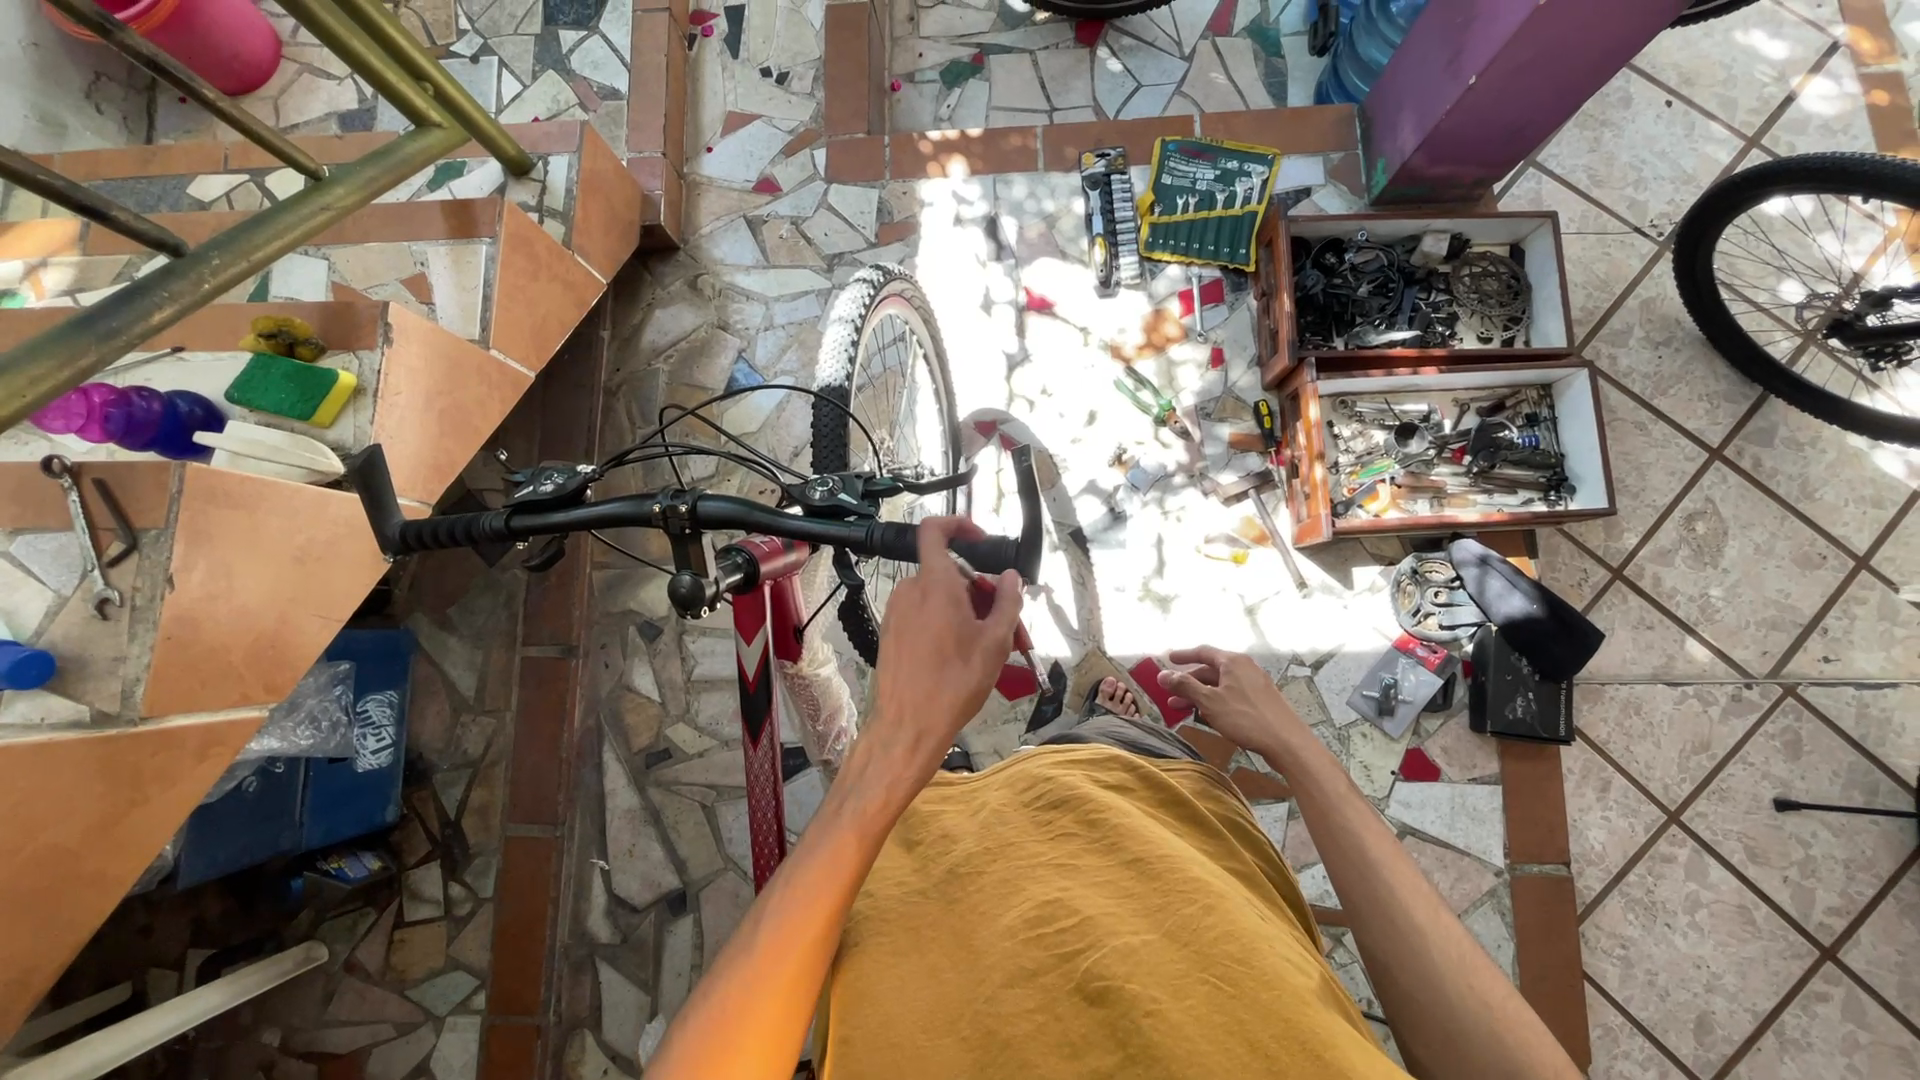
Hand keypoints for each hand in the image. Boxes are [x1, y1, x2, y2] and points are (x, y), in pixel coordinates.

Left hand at [860, 516, 1023, 788]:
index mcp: (936, 583)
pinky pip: (924, 616)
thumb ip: (1008, 601)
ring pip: (939, 598)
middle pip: (950, 574)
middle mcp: (911, 590)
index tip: (982, 540)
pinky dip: (947, 626)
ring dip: (968, 614)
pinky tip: (966, 658)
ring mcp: (897, 612)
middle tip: (1011, 627)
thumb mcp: (996, 641)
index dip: (959, 525)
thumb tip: (1011, 577)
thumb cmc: (955, 681)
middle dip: (982, 593)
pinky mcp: (891, 633)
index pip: (935, 530)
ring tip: (993, 650)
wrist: (909, 725)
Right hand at [1158, 646, 1310, 765]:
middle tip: (1170, 693)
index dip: (1183, 656)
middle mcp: (1245, 668)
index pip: (1203, 652)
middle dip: (1188, 682)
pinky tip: (1206, 715)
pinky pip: (1231, 695)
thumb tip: (1162, 674)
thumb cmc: (1245, 718)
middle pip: (1211, 670)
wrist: (1287, 743)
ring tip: (1180, 708)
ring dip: (1199, 695)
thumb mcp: (1210, 702)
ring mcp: (1255, 685)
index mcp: (1233, 662)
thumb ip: (1185, 686)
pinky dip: (1214, 701)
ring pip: (1220, 685)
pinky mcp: (1261, 701)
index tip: (1168, 659)